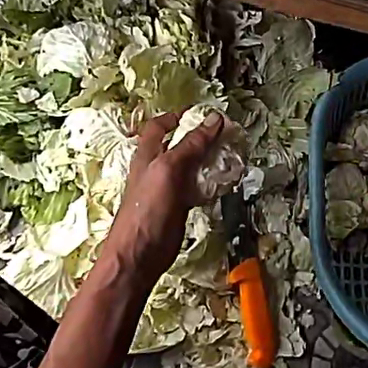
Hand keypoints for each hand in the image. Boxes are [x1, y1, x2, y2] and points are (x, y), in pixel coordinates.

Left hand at [97, 112, 223, 289]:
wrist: (139, 256)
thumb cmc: (148, 211)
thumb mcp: (169, 170)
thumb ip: (190, 145)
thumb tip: (213, 119)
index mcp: (147, 155)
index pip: (158, 126)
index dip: (175, 116)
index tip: (197, 111)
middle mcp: (155, 168)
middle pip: (177, 145)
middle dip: (197, 136)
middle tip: (221, 132)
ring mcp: (167, 188)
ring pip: (189, 166)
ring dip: (207, 159)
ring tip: (228, 153)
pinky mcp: (177, 206)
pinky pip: (196, 188)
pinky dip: (209, 182)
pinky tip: (223, 183)